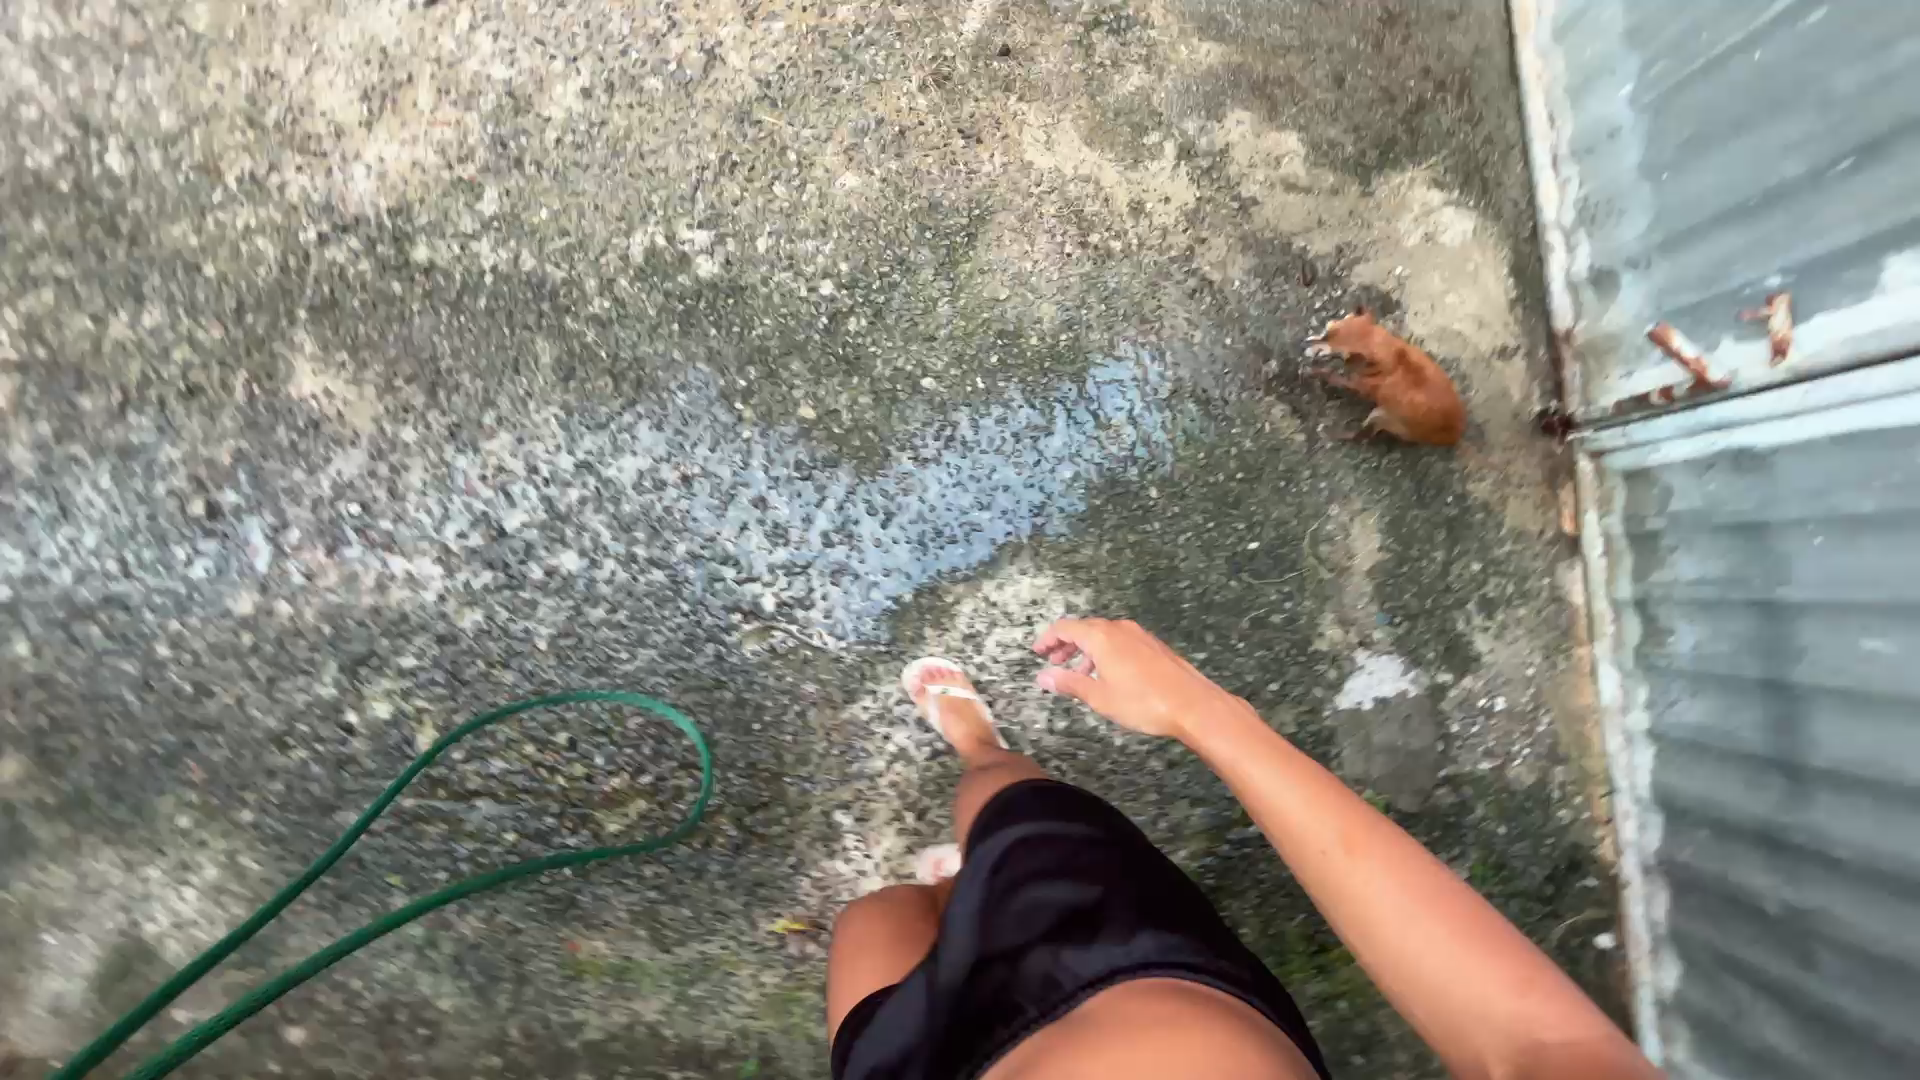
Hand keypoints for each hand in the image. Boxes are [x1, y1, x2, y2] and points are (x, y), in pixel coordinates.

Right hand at [1031, 617, 1251, 739]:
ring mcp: (1139, 635)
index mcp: (1102, 637)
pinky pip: (1120, 642)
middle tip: (1053, 663)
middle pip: (1084, 629)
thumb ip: (1069, 683)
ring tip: (1079, 675)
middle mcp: (1119, 629)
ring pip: (1103, 636)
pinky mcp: (1153, 646)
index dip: (1048, 639)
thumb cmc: (1143, 702)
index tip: (1037, 652)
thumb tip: (1043, 677)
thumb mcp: (1099, 697)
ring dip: (1086, 651)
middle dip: (1066, 645)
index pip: (1065, 627)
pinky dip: (1105, 653)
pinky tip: (1108, 675)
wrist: (1194, 705)